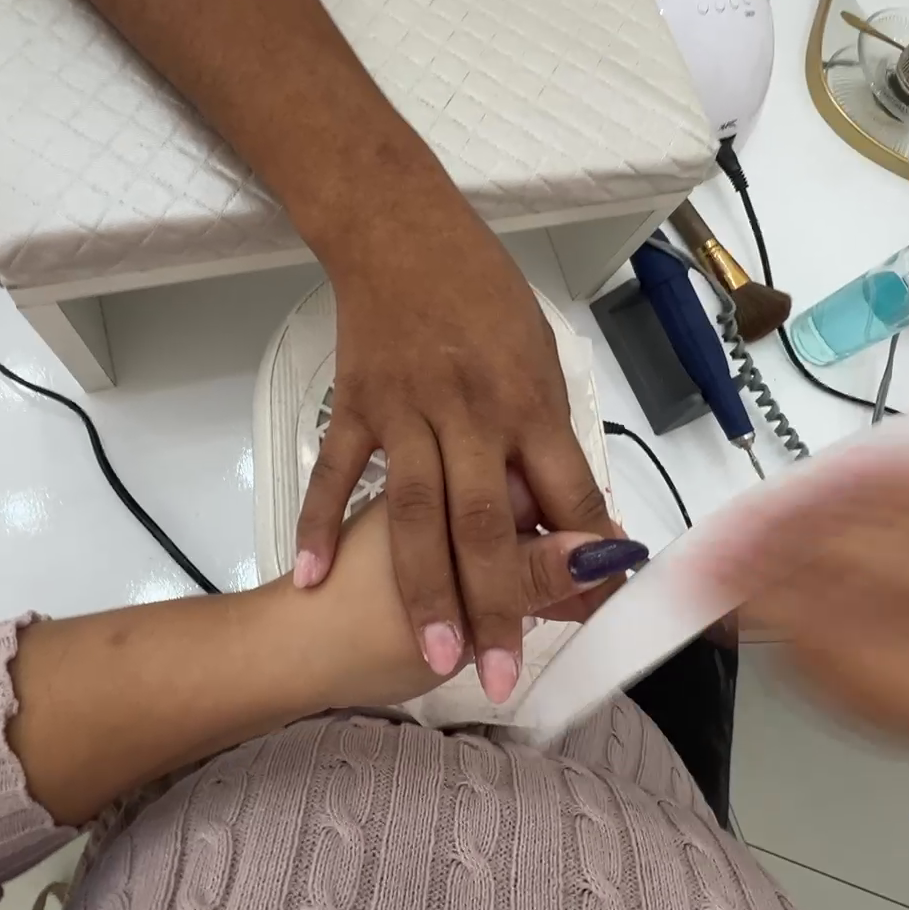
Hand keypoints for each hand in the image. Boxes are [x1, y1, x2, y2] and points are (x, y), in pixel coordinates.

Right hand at [293, 192, 617, 705]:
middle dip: (501, 604)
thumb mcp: (538, 354)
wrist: (402, 234)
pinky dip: (319, 524)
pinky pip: (335, 473)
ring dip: (423, 589)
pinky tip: (310, 578)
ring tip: (433, 657)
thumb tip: (565, 510)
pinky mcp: (355, 407)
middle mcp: (470, 413)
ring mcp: (405, 412)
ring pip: (415, 514)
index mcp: (528, 400)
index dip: (587, 556)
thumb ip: (545, 434)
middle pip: (487, 522)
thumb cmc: (484, 293)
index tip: (598, 613)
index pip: (567, 493)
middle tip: (505, 675)